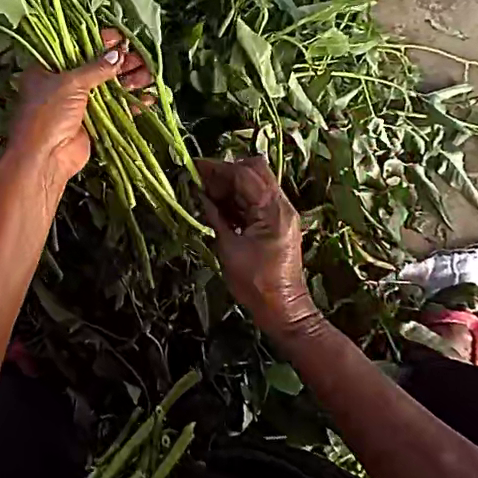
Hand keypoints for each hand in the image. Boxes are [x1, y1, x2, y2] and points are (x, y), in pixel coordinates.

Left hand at [6, 29, 153, 188]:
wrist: (44, 158)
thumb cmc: (48, 114)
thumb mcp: (70, 83)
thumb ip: (96, 67)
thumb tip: (118, 54)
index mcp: (48, 68)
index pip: (77, 46)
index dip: (100, 40)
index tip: (122, 37)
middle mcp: (62, 83)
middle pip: (96, 66)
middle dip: (120, 62)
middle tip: (142, 57)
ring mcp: (77, 103)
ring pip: (108, 87)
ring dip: (129, 80)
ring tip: (149, 74)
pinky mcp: (91, 122)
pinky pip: (114, 108)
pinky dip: (130, 103)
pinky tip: (147, 97)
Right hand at [196, 157, 319, 338]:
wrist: (283, 309)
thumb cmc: (255, 284)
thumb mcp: (229, 249)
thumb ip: (216, 217)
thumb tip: (200, 195)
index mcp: (272, 210)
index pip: (244, 174)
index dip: (217, 169)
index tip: (194, 167)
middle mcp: (281, 205)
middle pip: (254, 170)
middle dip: (226, 172)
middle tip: (201, 182)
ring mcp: (282, 212)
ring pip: (256, 182)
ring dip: (231, 184)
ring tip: (205, 193)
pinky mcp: (278, 222)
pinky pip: (257, 199)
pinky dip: (238, 198)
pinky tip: (218, 205)